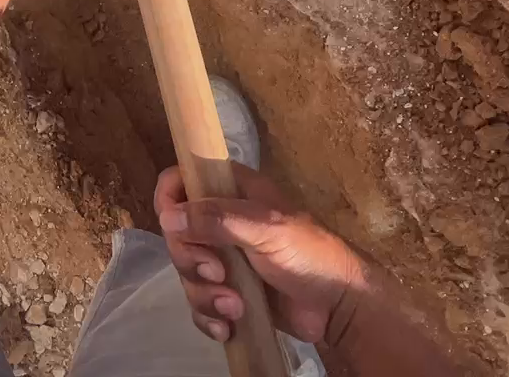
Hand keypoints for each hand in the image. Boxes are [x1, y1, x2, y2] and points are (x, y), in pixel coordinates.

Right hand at [155, 163, 370, 346]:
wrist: (340, 308)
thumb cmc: (308, 252)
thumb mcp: (264, 226)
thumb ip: (216, 219)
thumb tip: (168, 217)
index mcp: (228, 191)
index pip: (180, 180)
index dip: (169, 199)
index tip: (173, 225)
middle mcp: (219, 220)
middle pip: (177, 233)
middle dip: (192, 260)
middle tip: (218, 274)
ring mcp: (223, 258)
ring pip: (187, 272)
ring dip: (204, 294)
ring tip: (235, 307)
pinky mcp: (229, 292)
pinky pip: (200, 303)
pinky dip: (208, 316)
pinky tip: (227, 327)